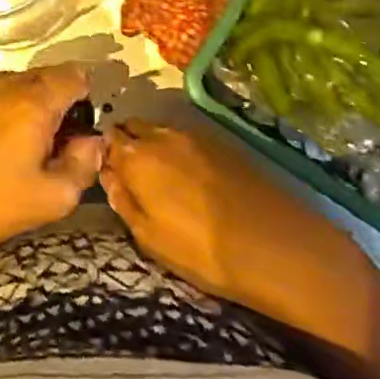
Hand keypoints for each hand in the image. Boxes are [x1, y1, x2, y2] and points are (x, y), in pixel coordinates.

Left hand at [0, 65, 104, 261]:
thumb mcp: (58, 196)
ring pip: (25, 79)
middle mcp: (9, 84)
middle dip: (63, 96)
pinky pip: (3, 87)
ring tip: (36, 135)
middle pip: (50, 73)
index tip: (87, 121)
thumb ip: (86, 161)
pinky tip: (10, 133)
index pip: (74, 75)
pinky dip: (15, 101)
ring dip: (38, 97)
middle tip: (65, 133)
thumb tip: (94, 140)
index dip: (88, 94)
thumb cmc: (3, 202)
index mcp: (34, 103)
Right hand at [102, 120, 364, 312]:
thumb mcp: (149, 238)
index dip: (102, 153)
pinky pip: (185, 138)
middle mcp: (161, 134)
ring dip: (152, 146)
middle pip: (132, 127)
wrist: (277, 246)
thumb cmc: (202, 251)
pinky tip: (189, 178)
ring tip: (160, 177)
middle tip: (130, 174)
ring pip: (159, 131)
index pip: (105, 138)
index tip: (106, 172)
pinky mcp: (220, 142)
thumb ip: (122, 201)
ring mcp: (194, 135)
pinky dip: (177, 150)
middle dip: (126, 144)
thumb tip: (108, 175)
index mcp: (136, 156)